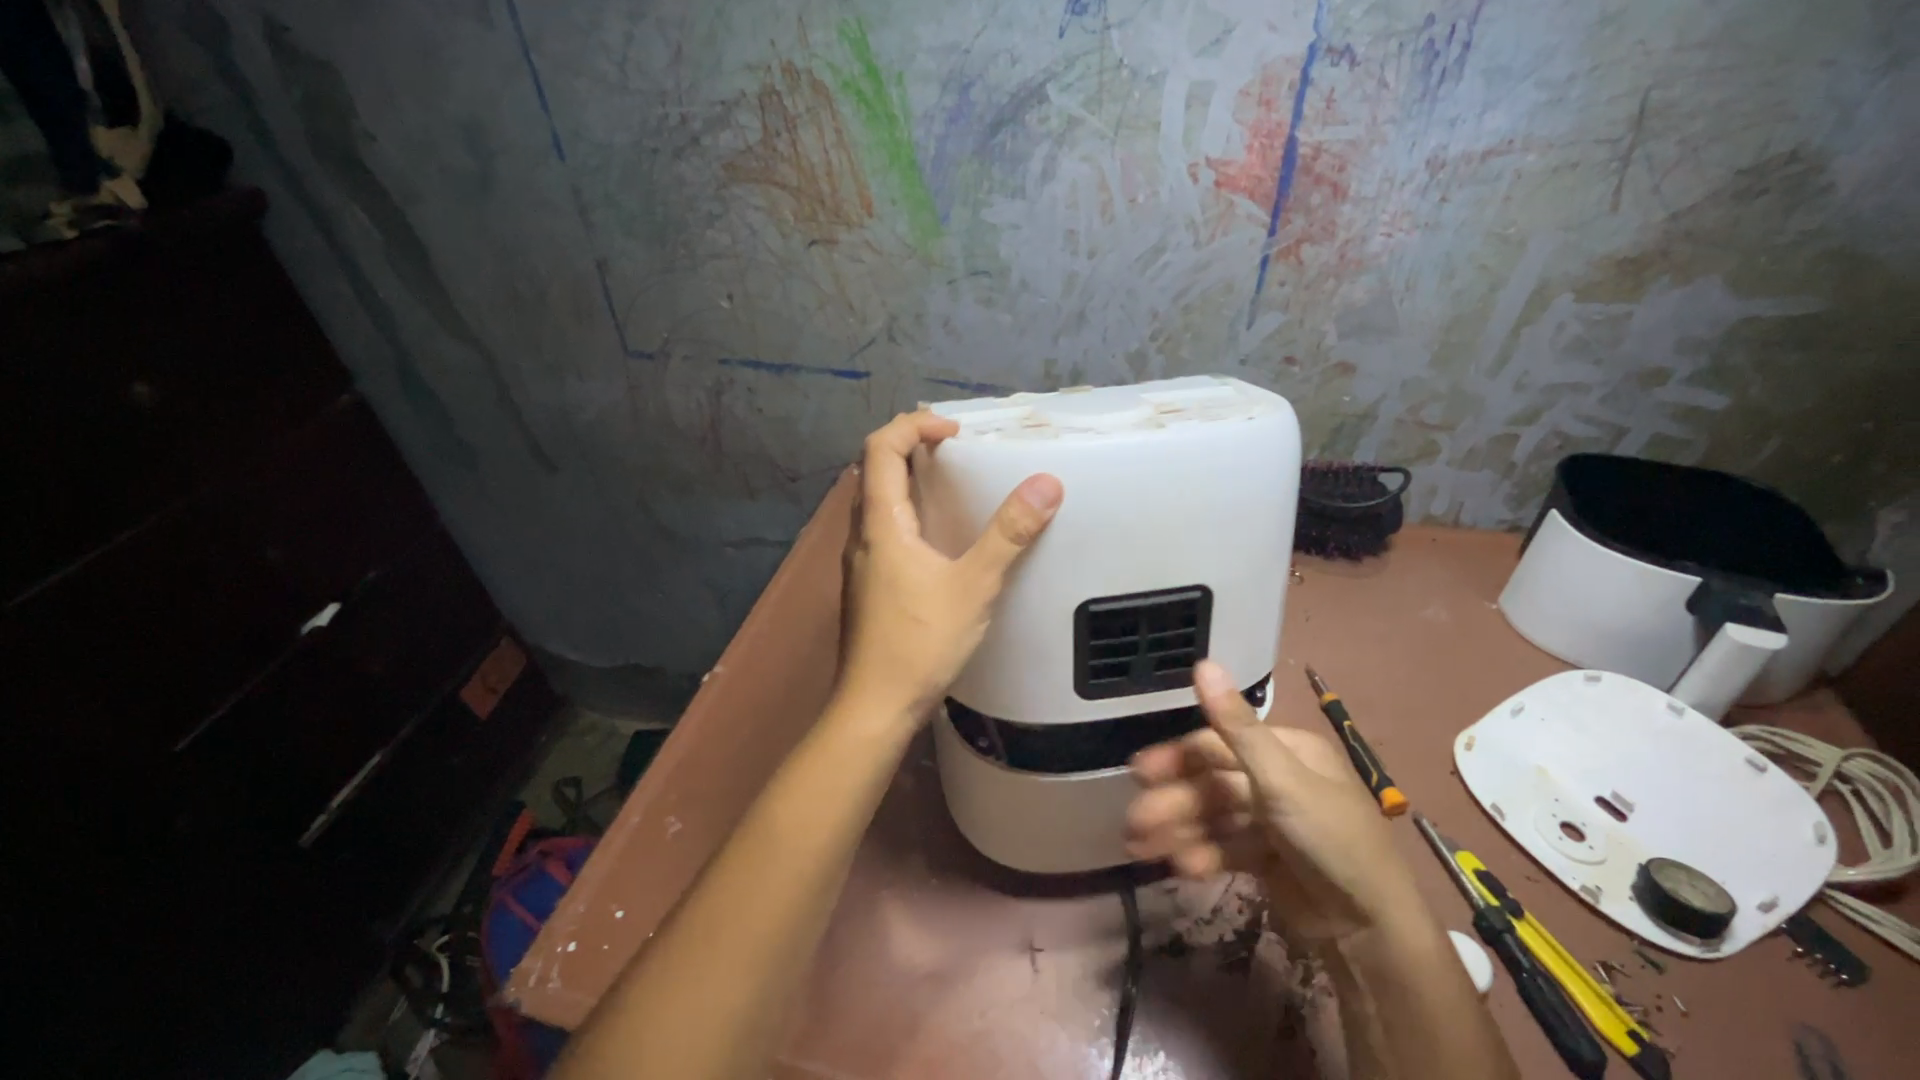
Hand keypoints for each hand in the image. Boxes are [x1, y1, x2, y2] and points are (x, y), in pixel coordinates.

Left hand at [835, 411, 1062, 724]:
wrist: (874, 706)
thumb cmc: (919, 644)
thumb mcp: (974, 587)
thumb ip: (1009, 535)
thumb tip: (1046, 484)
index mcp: (880, 523)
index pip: (881, 447)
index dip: (913, 425)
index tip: (955, 431)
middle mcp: (861, 535)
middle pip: (875, 469)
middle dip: (911, 446)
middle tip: (956, 448)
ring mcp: (860, 562)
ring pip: (876, 501)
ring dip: (908, 480)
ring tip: (952, 484)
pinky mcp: (866, 586)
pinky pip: (882, 530)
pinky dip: (907, 513)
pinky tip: (938, 538)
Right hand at [1126, 660, 1425, 941]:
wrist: (1371, 931)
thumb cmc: (1332, 840)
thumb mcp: (1283, 780)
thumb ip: (1236, 727)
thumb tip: (1203, 663)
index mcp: (1287, 751)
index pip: (1218, 745)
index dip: (1176, 758)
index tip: (1139, 774)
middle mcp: (1278, 780)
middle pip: (1211, 783)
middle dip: (1173, 802)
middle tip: (1134, 824)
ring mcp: (1272, 821)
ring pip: (1213, 818)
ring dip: (1178, 830)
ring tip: (1141, 850)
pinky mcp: (1267, 859)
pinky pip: (1225, 848)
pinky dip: (1202, 854)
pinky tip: (1183, 868)